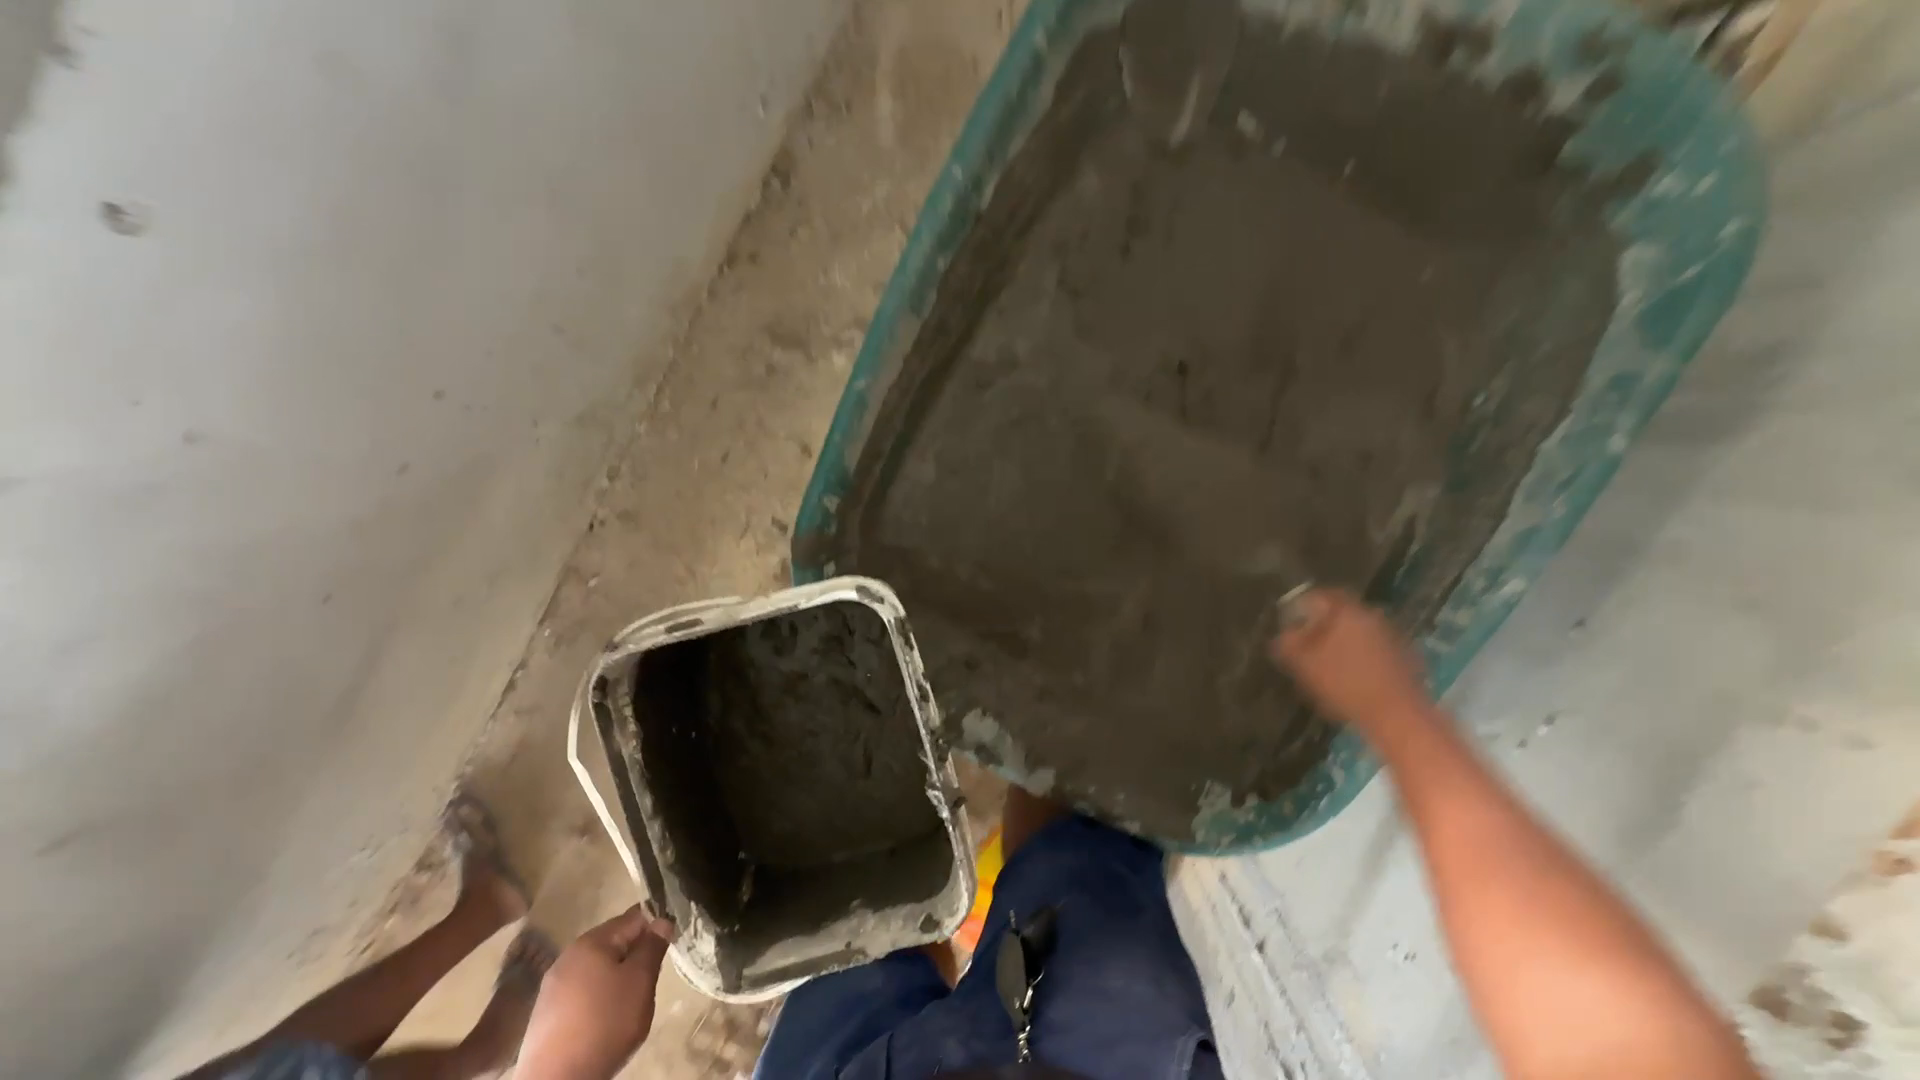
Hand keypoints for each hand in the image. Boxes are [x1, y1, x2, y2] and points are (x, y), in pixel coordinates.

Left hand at [518, 904, 675, 1079]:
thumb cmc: (605, 1023)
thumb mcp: (640, 982)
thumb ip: (652, 948)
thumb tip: (661, 920)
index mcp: (591, 942)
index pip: (633, 917)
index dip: (656, 926)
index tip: (670, 944)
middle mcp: (568, 956)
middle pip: (613, 943)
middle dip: (635, 955)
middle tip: (651, 979)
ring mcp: (553, 985)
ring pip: (597, 969)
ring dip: (617, 978)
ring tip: (630, 1002)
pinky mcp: (547, 1012)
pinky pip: (582, 992)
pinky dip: (599, 998)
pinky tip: (605, 1020)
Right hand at [1269, 587, 1433, 738]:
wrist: (1399, 717)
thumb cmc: (1345, 685)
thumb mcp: (1304, 666)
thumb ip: (1288, 644)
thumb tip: (1281, 634)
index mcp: (1348, 611)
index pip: (1320, 595)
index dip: (1301, 605)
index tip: (1290, 620)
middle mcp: (1373, 616)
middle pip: (1342, 612)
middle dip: (1322, 625)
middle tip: (1305, 643)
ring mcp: (1393, 636)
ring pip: (1359, 631)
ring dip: (1342, 641)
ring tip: (1326, 663)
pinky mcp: (1406, 658)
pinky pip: (1374, 648)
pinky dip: (1360, 656)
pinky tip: (1351, 677)